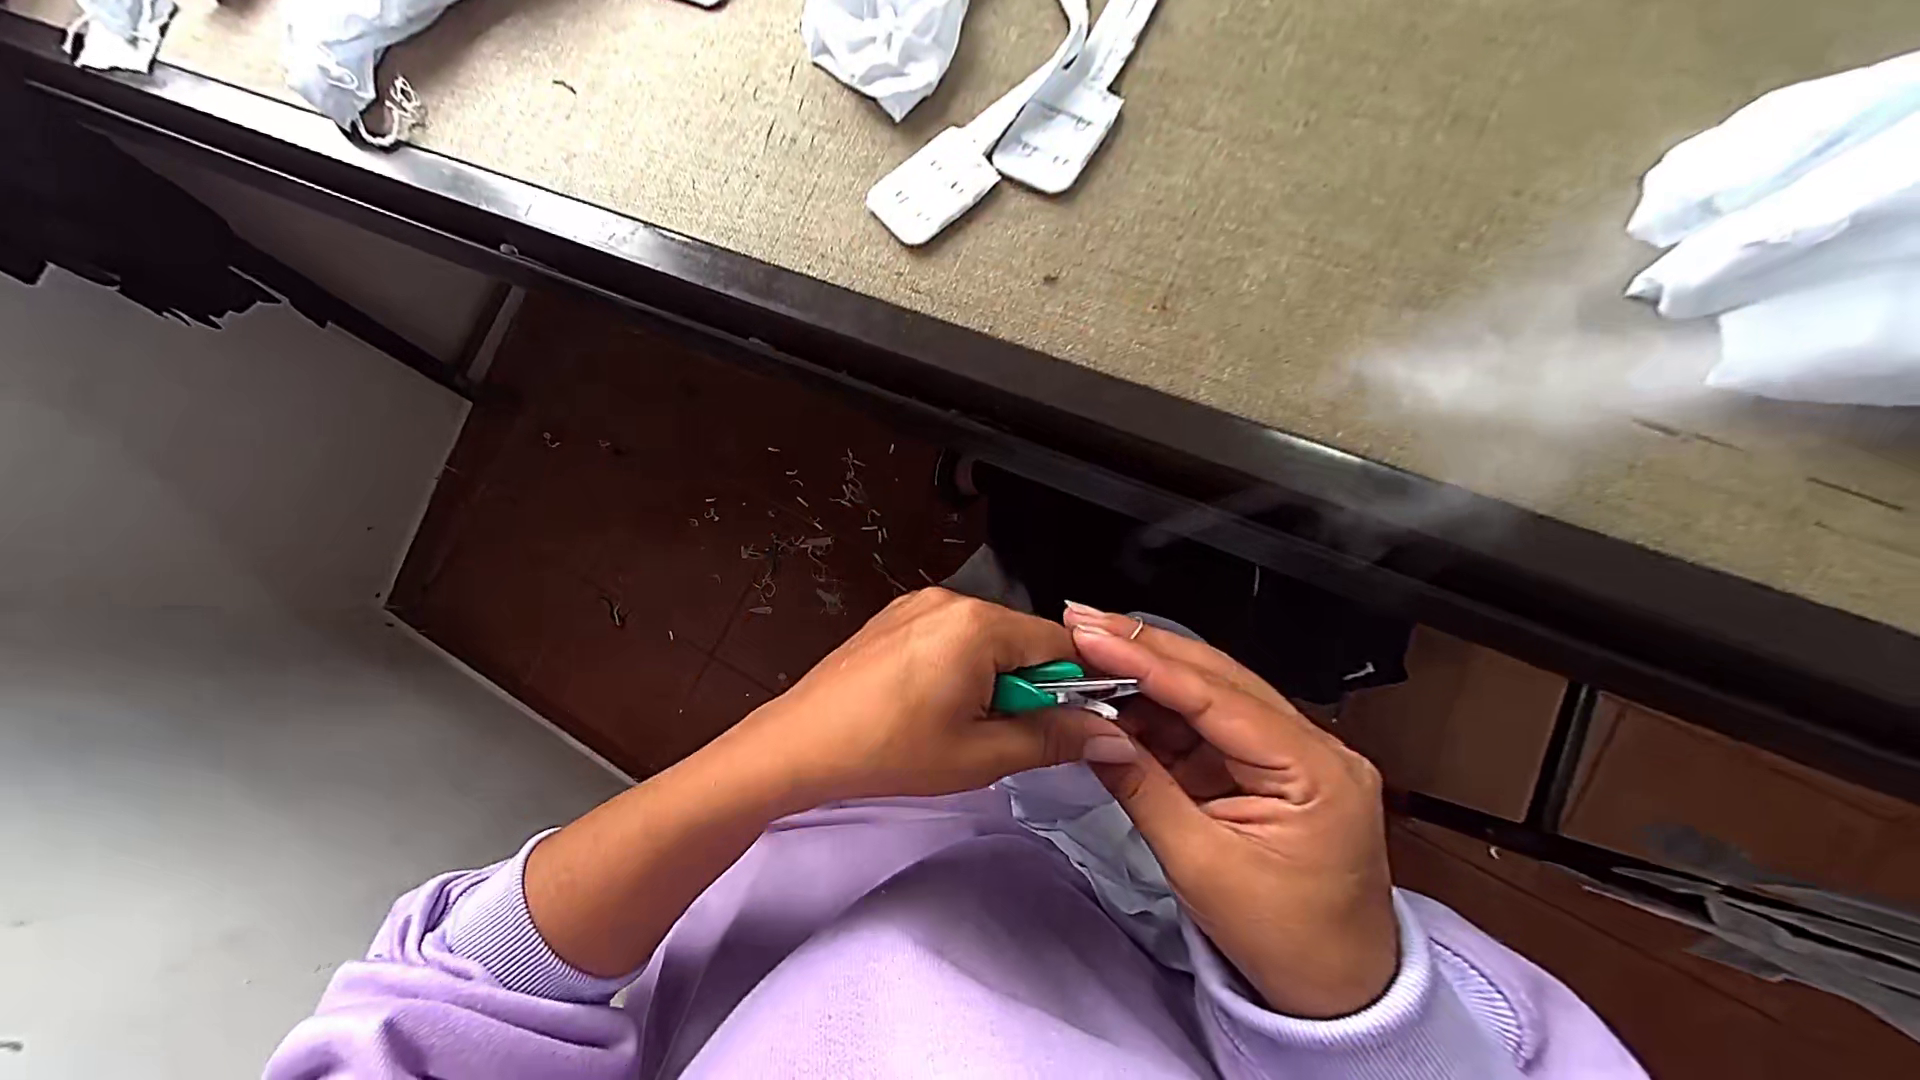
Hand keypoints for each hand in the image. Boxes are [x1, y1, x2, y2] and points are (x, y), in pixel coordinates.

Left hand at [724, 589, 1137, 808]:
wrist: (798, 744)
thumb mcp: (980, 756)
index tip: (1072, 722)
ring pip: (989, 637)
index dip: (1077, 686)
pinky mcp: (899, 614)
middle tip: (1002, 731)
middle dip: (1029, 685)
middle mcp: (951, 600)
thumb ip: (1054, 740)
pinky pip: (954, 633)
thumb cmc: (886, 751)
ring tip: (960, 721)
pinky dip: (963, 663)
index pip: (1061, 644)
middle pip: (1023, 637)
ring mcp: (920, 603)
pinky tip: (934, 701)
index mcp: (978, 625)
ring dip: (995, 676)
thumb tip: (1112, 738)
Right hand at [1063, 604, 1397, 1018]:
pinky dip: (1154, 709)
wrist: (1335, 990)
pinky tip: (1115, 695)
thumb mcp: (1201, 866)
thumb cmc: (1287, 942)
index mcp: (1317, 769)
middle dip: (1143, 648)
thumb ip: (1143, 787)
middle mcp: (1311, 744)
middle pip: (1214, 677)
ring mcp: (1286, 750)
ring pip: (1204, 691)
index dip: (1146, 662)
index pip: (1216, 696)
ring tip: (1088, 653)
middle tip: (1084, 623)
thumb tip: (1092, 732)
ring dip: (1144, 674)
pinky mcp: (1261, 761)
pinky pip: (1201, 723)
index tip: (1093, 637)